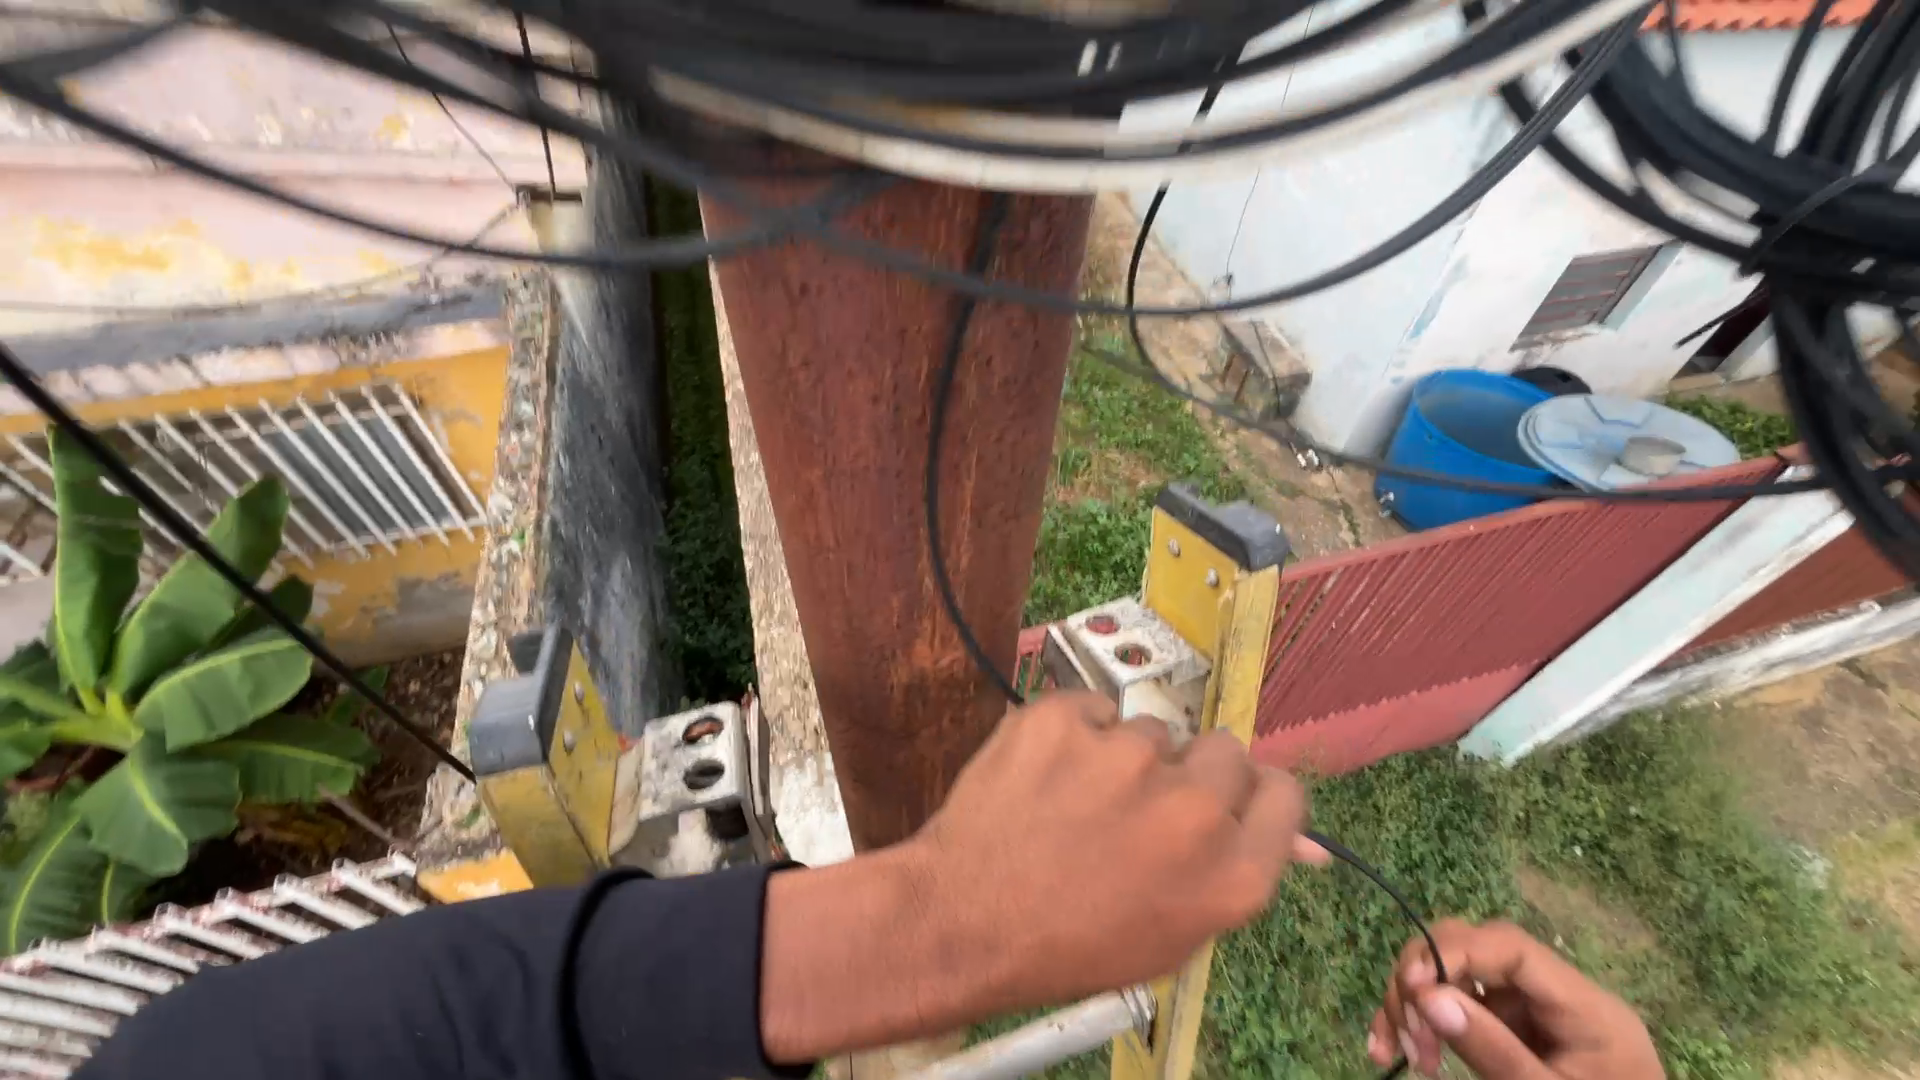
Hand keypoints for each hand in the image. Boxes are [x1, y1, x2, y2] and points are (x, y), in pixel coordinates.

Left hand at [913, 690, 1325, 1007]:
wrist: (964, 916)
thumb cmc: (1071, 942)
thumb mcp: (1174, 932)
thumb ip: (1235, 869)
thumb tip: (1302, 839)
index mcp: (1231, 874)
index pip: (1283, 795)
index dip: (1251, 795)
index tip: (1223, 800)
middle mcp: (1191, 807)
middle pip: (1225, 750)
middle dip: (1190, 772)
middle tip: (1140, 803)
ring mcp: (1124, 753)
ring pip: (1150, 730)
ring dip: (1124, 756)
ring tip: (1076, 800)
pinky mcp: (1064, 716)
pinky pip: (1092, 710)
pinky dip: (1074, 734)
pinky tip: (1044, 775)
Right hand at [1367, 920, 1663, 1079]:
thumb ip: (1495, 1051)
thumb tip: (1425, 996)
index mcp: (1586, 1005)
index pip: (1509, 946)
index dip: (1452, 953)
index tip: (1412, 987)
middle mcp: (1553, 993)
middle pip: (1471, 948)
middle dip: (1424, 981)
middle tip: (1407, 1033)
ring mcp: (1527, 1010)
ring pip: (1451, 974)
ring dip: (1412, 1004)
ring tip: (1399, 1051)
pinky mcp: (1506, 1027)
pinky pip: (1451, 1004)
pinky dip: (1417, 1020)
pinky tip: (1392, 1047)